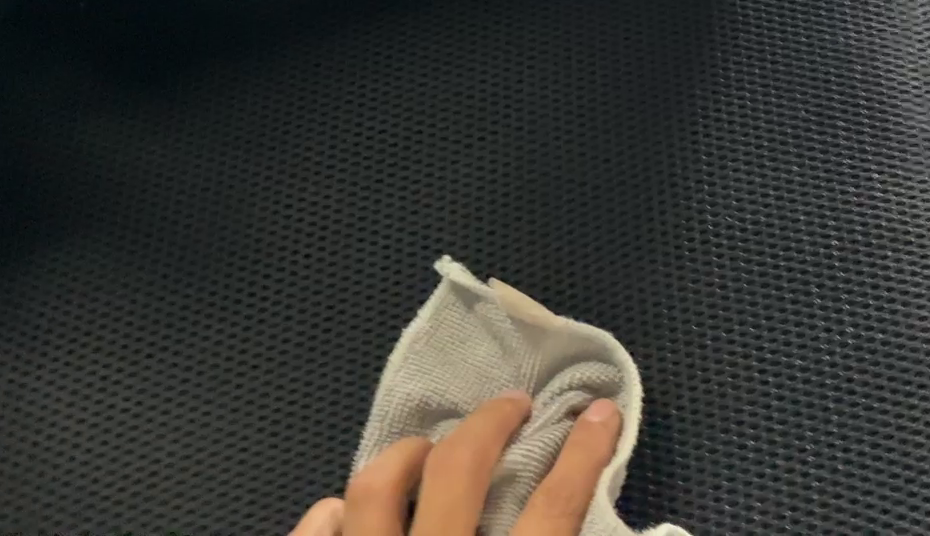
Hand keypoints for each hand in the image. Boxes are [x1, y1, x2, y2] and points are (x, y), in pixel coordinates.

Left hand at [291, 392, 623, 535]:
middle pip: (461, 468)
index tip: (603, 411)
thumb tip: (615, 526)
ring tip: (428, 454)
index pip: (555, 507)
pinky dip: (329, 518)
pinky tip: (343, 513)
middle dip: (491, 422)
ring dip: (408, 458)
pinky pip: (314, 534)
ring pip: (377, 487)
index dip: (585, 452)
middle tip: (512, 407)